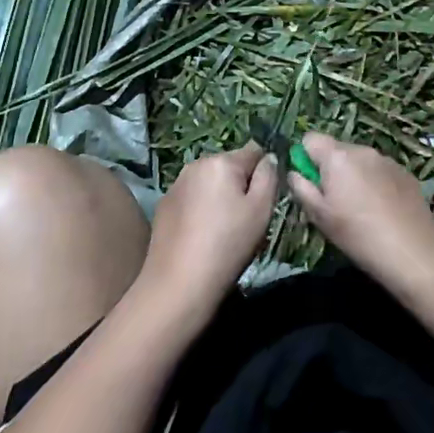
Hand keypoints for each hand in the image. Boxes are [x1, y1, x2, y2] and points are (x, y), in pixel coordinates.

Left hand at [139, 145, 277, 315]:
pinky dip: (201, 209)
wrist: (180, 281)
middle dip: (240, 184)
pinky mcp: (164, 205)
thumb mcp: (261, 210)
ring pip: (209, 183)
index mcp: (221, 161)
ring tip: (224, 230)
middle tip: (247, 219)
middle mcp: (195, 164)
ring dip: (220, 197)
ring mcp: (176, 184)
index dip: (265, 171)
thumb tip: (269, 157)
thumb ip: (269, 177)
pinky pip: (192, 198)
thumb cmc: (228, 244)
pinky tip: (202, 235)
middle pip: (229, 166)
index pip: (254, 151)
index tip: (266, 199)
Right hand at [288, 133, 433, 287]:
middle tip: (335, 201)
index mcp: (337, 157)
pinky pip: (380, 170)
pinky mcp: (406, 173)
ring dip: (354, 175)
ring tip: (361, 208)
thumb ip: (301, 188)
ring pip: (359, 160)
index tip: (311, 182)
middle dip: (331, 168)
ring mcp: (387, 160)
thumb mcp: (319, 216)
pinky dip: (375, 183)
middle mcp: (362, 150)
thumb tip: (295, 173)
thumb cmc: (357, 234)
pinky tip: (383, 209)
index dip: (305, 157)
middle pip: (336, 149)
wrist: (413, 252)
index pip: (310, 139)